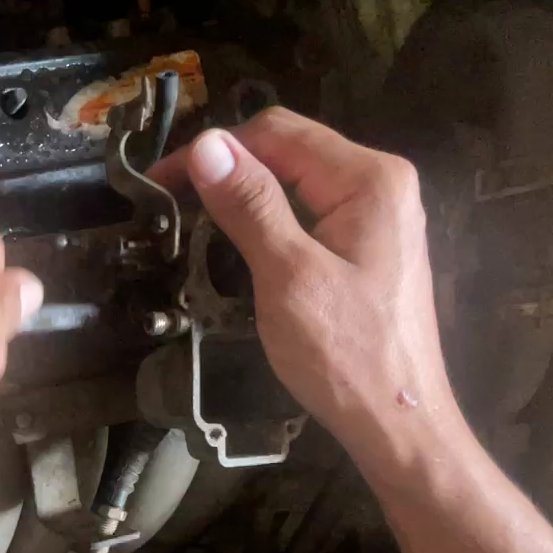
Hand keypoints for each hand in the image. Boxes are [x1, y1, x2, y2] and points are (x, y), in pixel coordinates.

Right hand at [153, 107, 467, 477]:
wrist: (394, 418)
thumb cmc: (343, 353)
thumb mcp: (288, 276)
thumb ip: (251, 206)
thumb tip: (207, 147)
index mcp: (368, 178)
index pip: (278, 134)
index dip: (212, 150)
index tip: (159, 183)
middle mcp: (379, 183)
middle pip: (290, 151)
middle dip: (226, 167)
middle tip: (168, 202)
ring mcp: (376, 217)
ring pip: (296, 183)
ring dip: (243, 192)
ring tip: (192, 218)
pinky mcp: (365, 249)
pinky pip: (307, 214)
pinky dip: (266, 218)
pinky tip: (237, 239)